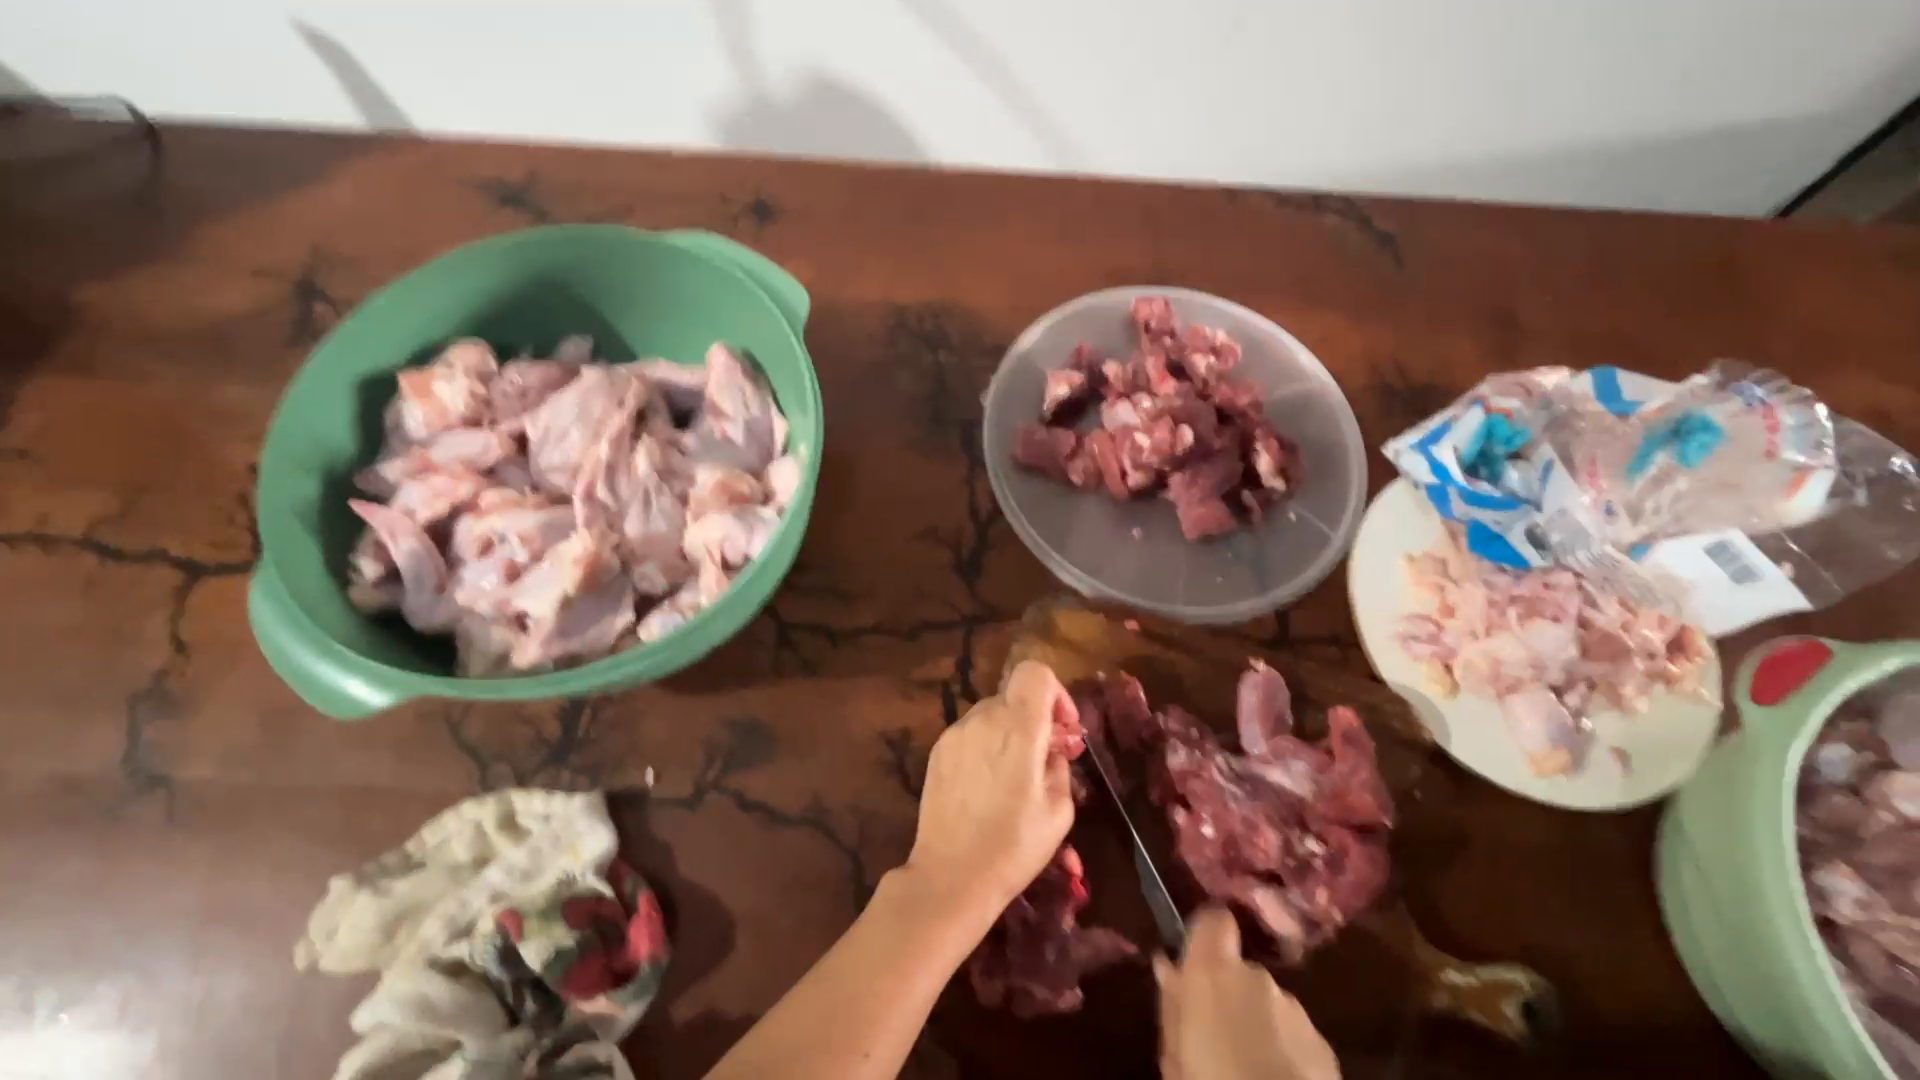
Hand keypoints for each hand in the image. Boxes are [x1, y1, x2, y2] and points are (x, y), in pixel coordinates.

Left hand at [904, 661, 1076, 915]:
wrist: (951, 876)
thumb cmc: (1014, 846)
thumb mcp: (1059, 810)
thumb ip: (1060, 765)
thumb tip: (1053, 749)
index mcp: (1017, 727)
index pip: (1035, 672)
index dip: (1056, 692)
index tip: (1063, 730)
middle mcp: (982, 720)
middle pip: (1013, 696)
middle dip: (1035, 718)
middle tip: (1047, 758)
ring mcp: (954, 734)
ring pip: (990, 715)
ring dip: (1010, 733)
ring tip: (1016, 776)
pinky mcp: (936, 752)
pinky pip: (970, 735)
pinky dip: (986, 747)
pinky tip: (988, 786)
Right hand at [1155, 907, 1339, 1079]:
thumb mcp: (1173, 1054)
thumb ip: (1172, 1004)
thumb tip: (1168, 966)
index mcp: (1215, 972)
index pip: (1214, 920)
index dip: (1205, 936)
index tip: (1192, 965)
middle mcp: (1258, 978)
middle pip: (1240, 971)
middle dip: (1229, 996)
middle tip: (1213, 1039)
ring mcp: (1296, 1011)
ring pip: (1268, 1006)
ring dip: (1257, 1027)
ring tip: (1245, 1069)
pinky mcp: (1324, 1046)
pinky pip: (1293, 1036)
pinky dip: (1283, 1052)